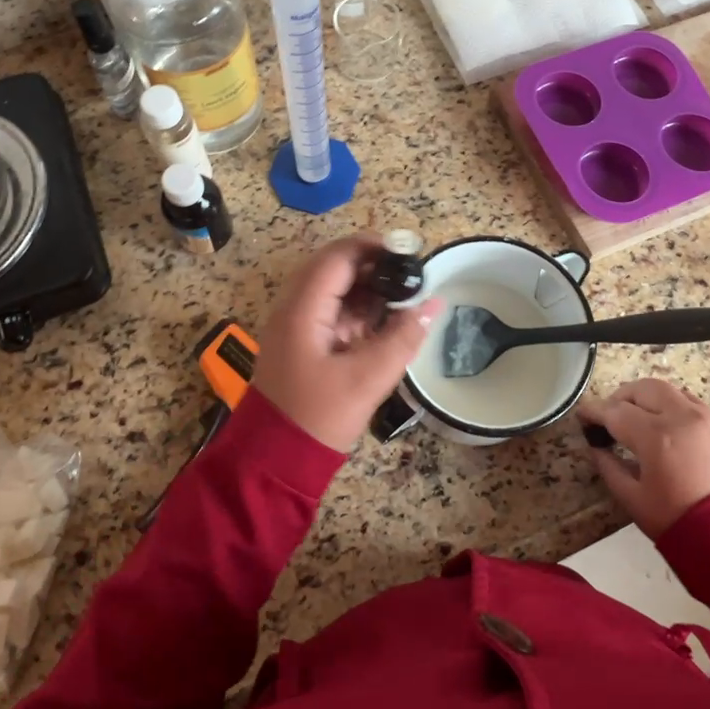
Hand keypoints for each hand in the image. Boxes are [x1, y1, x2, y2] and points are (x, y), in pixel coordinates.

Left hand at [255, 236, 443, 450]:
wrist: (276, 460)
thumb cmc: (319, 417)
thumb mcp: (367, 378)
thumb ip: (402, 338)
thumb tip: (433, 302)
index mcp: (301, 310)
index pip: (337, 258)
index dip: (372, 247)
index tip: (407, 252)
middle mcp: (293, 310)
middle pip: (334, 270)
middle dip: (373, 268)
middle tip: (410, 276)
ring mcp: (295, 328)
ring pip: (333, 292)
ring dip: (367, 291)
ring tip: (405, 298)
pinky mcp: (302, 345)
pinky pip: (331, 314)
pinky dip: (358, 313)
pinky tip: (386, 323)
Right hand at [576, 378, 709, 539]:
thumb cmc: (684, 524)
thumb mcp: (636, 502)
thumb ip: (611, 470)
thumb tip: (597, 450)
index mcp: (655, 435)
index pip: (614, 411)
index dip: (593, 412)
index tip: (582, 416)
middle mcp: (680, 416)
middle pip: (642, 389)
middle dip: (620, 398)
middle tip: (609, 416)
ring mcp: (706, 417)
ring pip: (668, 390)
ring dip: (646, 397)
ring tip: (638, 417)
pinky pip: (690, 402)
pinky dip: (670, 405)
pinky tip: (666, 425)